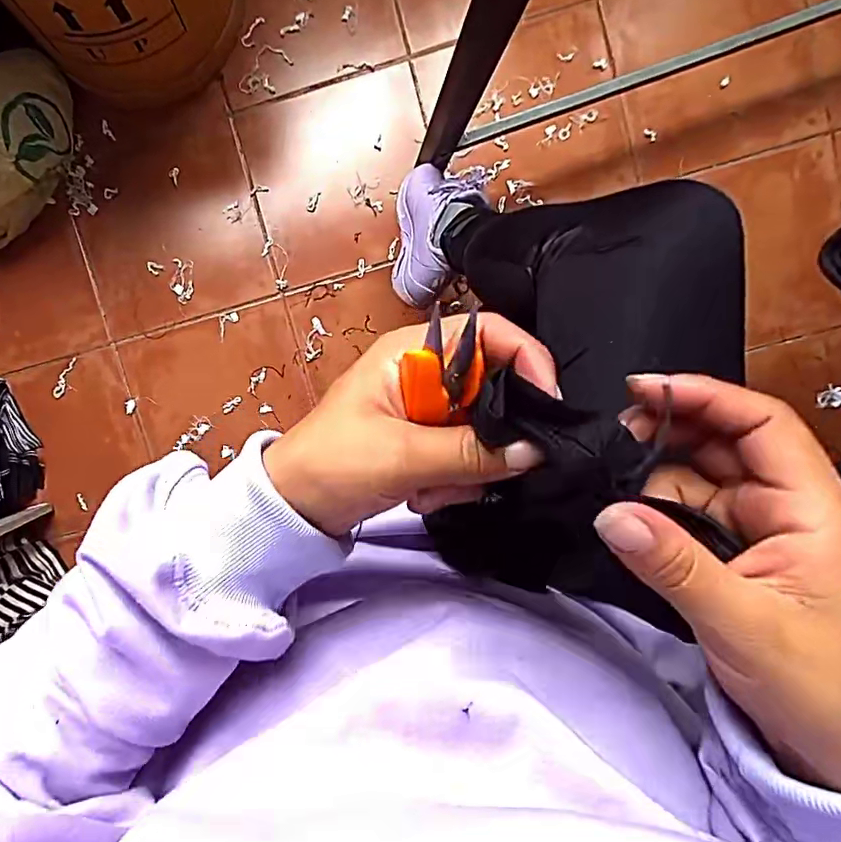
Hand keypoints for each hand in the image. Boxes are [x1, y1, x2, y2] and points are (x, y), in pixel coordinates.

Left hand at [264, 311, 556, 535]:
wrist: (291, 509)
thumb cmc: (329, 464)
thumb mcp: (401, 455)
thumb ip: (470, 453)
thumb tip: (534, 450)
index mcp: (416, 351)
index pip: (490, 333)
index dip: (527, 358)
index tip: (548, 403)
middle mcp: (429, 372)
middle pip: (497, 386)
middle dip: (491, 434)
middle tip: (477, 468)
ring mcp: (431, 408)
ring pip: (488, 428)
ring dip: (469, 466)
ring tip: (428, 487)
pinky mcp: (431, 439)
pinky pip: (471, 454)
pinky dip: (456, 480)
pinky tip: (421, 493)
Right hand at [595, 374, 840, 794]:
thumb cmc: (832, 693)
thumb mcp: (746, 625)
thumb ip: (674, 565)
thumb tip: (614, 514)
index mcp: (814, 507)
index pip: (761, 423)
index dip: (705, 396)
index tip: (649, 388)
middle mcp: (789, 508)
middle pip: (725, 442)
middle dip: (671, 430)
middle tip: (616, 436)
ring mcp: (762, 531)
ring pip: (702, 477)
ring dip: (658, 473)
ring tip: (614, 482)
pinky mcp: (740, 556)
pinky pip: (692, 514)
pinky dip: (660, 510)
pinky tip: (633, 516)